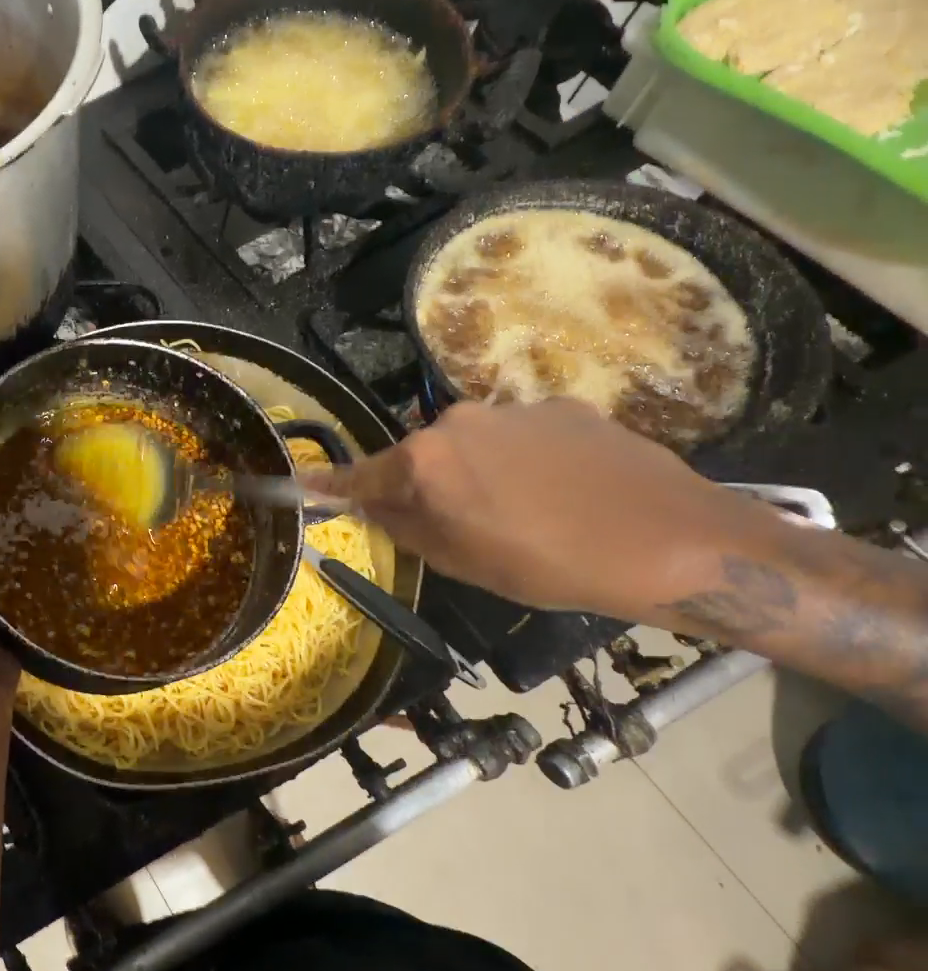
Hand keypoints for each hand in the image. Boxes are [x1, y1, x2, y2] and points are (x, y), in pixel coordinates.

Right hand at [304, 399, 771, 617]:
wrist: (674, 542)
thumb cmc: (550, 564)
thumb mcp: (461, 560)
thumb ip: (404, 525)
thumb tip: (373, 503)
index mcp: (426, 461)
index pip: (360, 474)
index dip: (326, 484)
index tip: (296, 483)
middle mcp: (460, 421)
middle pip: (419, 454)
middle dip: (423, 483)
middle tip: (454, 523)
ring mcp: (515, 408)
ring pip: (472, 443)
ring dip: (478, 471)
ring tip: (522, 512)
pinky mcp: (565, 406)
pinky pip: (521, 436)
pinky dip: (524, 461)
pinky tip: (562, 493)